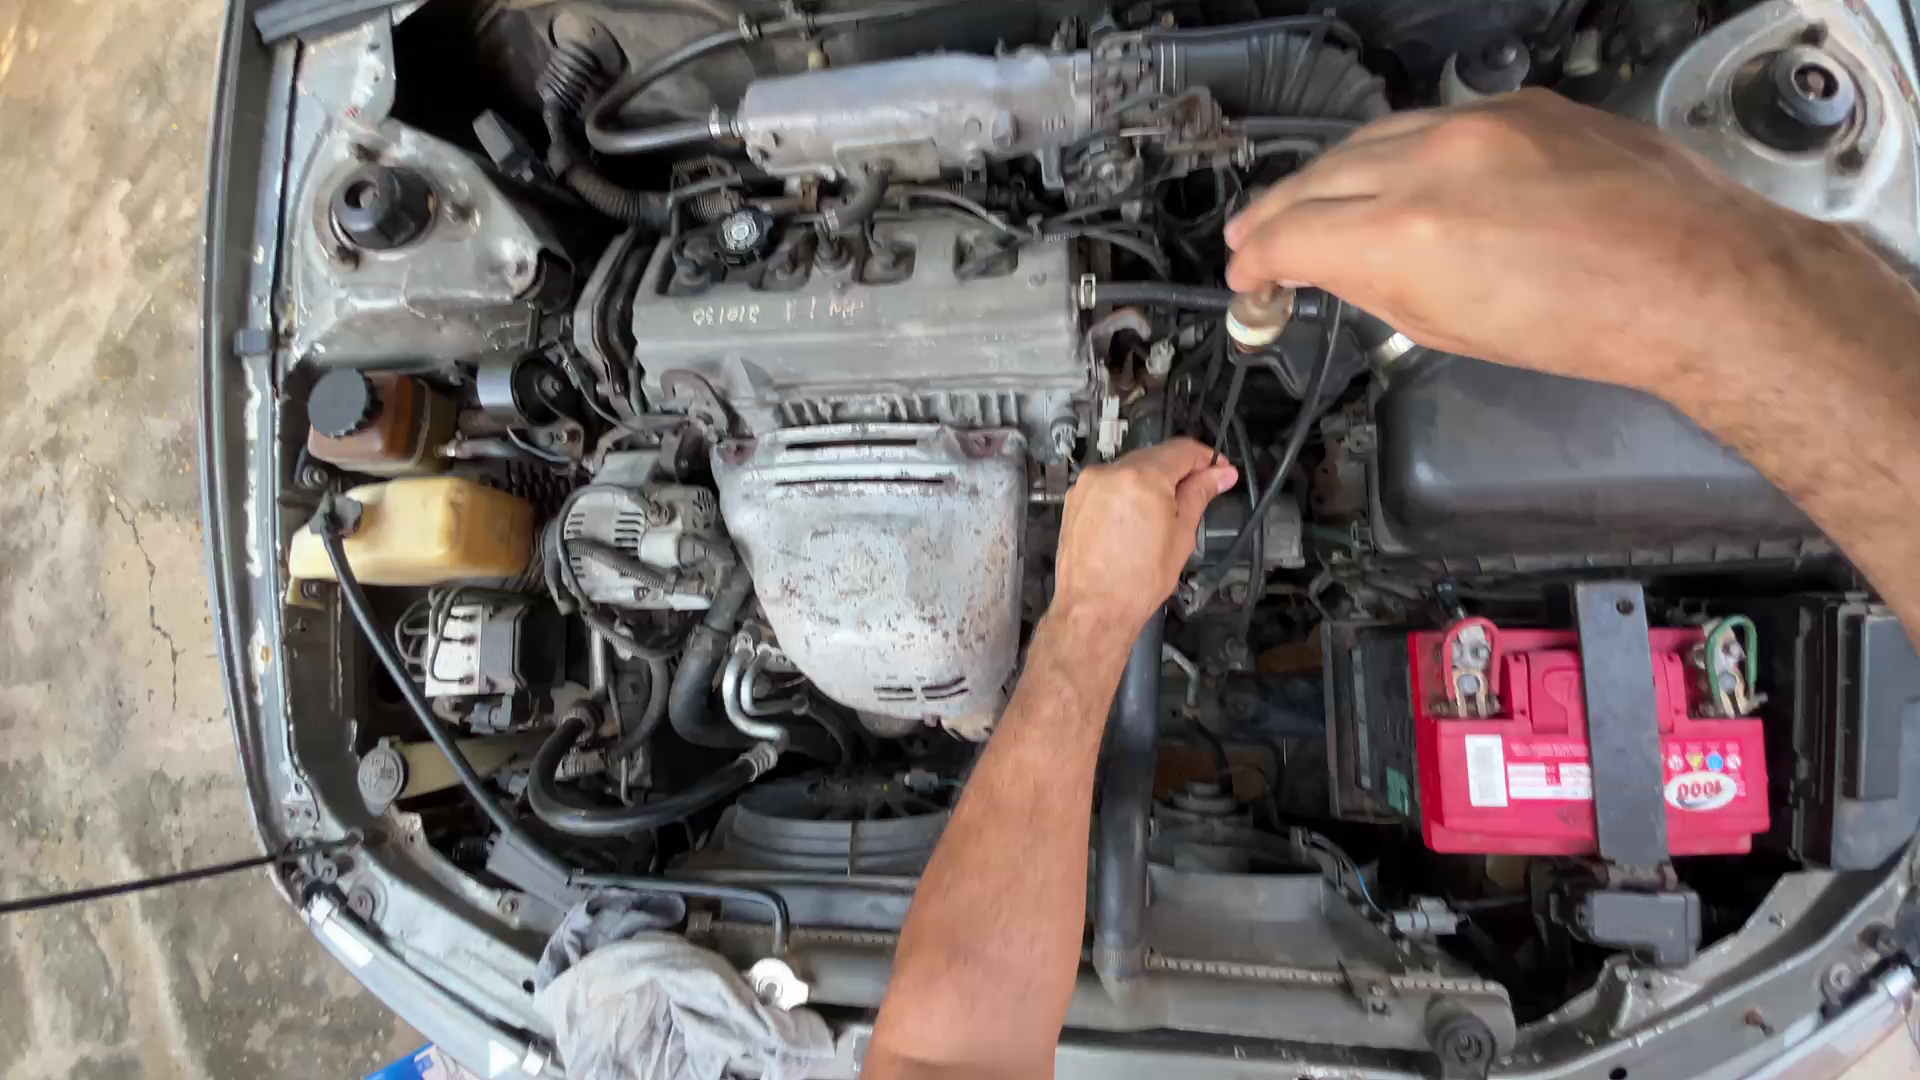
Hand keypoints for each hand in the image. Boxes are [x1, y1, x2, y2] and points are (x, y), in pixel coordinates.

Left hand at [1052, 438, 1236, 635]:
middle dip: (1179, 472)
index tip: (1218, 470)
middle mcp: (1109, 474)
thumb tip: (1218, 475)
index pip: (1182, 450)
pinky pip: (1109, 486)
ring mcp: (1087, 487)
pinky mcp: (1075, 501)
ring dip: (1151, 482)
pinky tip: (1137, 520)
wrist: (1094, 608)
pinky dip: (1126, 494)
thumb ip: (1199, 495)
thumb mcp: (1181, 534)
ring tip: (1164, 515)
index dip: (1207, 459)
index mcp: (1141, 478)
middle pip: (1154, 457)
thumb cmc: (1134, 582)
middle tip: (1200, 492)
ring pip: (1130, 470)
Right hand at [1224, 89, 1885, 390]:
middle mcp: (1428, 166)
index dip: (1253, 260)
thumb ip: (1367, 285)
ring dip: (1319, 179)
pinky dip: (1382, 156)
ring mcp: (1476, 125)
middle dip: (1269, 216)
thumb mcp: (1435, 324)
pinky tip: (1376, 176)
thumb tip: (1330, 268)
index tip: (1243, 277)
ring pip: (1360, 142)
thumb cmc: (1568, 325)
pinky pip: (1420, 125)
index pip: (1289, 235)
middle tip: (1248, 239)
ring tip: (1298, 205)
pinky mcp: (1517, 108)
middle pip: (1312, 180)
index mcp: (1400, 236)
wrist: (1689, 278)